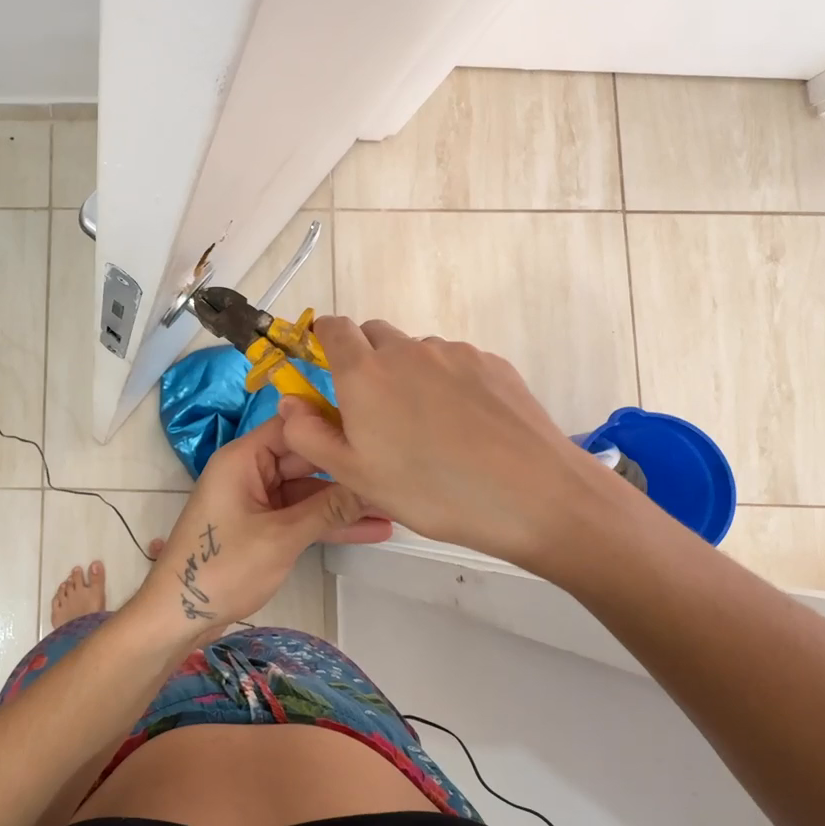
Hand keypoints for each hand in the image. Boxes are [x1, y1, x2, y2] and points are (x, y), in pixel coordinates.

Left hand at [131, 413, 388, 640]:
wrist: (180, 613)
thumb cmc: (223, 567)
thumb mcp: (281, 537)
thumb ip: (328, 509)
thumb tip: (374, 483)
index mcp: (242, 458)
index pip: (293, 426)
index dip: (333, 426)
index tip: (378, 431)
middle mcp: (248, 470)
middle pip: (305, 458)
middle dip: (348, 468)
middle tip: (399, 474)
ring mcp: (254, 499)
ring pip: (307, 490)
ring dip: (345, 501)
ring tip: (397, 506)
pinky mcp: (260, 525)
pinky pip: (299, 514)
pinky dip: (328, 521)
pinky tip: (372, 529)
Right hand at [278, 317, 608, 565]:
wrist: (535, 496)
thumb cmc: (431, 490)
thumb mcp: (354, 475)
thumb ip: (308, 435)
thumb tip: (289, 404)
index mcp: (364, 374)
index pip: (333, 329)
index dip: (322, 339)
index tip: (324, 364)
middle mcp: (407, 351)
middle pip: (374, 335)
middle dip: (364, 360)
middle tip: (372, 411)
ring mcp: (454, 354)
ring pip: (415, 352)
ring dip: (407, 375)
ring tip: (425, 428)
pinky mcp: (493, 364)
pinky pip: (453, 364)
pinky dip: (445, 384)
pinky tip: (462, 428)